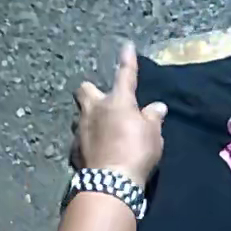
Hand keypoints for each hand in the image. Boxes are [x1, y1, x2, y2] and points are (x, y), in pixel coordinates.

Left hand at [73, 41, 166, 184]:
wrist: (110, 183)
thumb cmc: (136, 153)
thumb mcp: (153, 135)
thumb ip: (153, 118)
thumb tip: (157, 108)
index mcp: (117, 101)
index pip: (125, 74)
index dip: (127, 60)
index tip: (127, 47)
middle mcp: (94, 110)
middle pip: (85, 90)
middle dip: (91, 91)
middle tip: (102, 101)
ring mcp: (81, 130)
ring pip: (80, 116)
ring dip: (89, 120)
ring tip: (102, 131)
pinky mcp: (74, 150)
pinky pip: (80, 140)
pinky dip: (88, 143)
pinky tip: (96, 152)